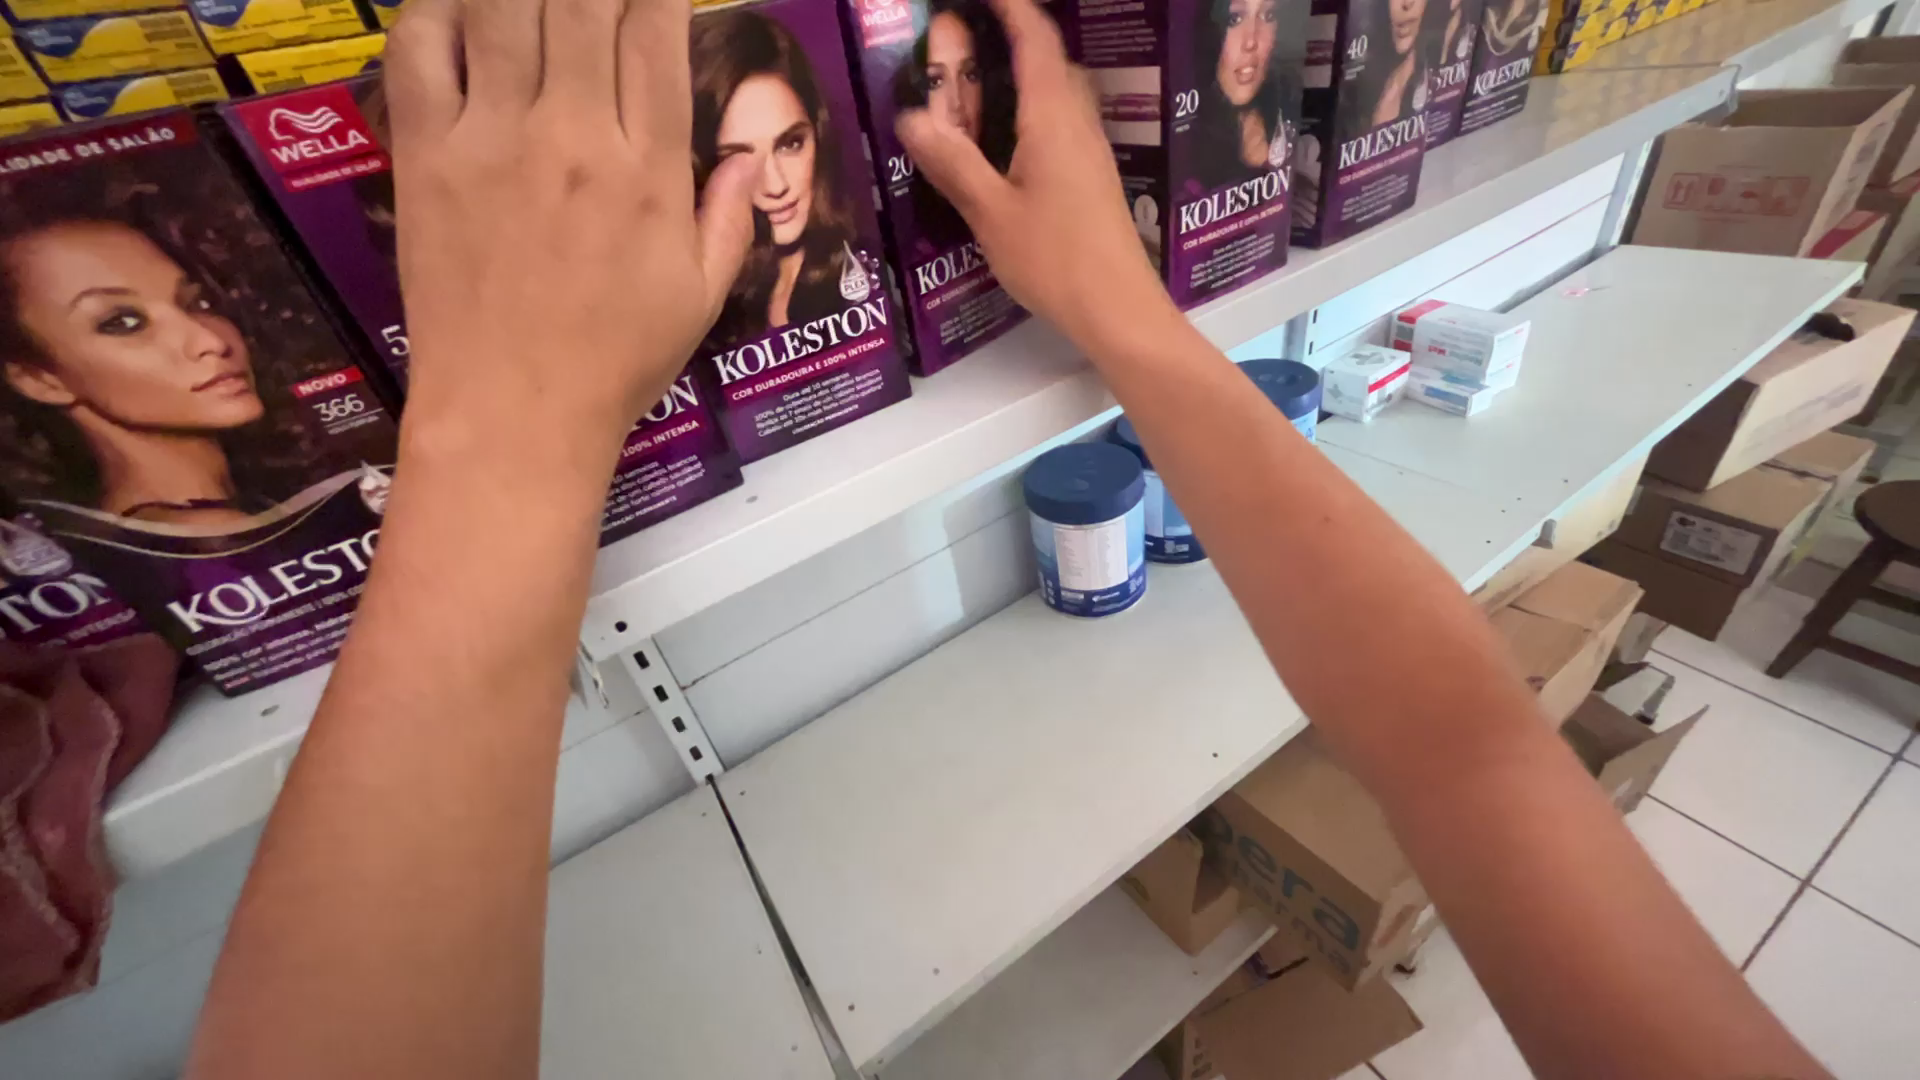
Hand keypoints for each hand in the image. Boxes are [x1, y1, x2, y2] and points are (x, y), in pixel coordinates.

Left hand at [382, 0, 755, 455]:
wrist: (517, 408)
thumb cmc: (621, 361)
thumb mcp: (701, 301)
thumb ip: (729, 221)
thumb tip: (748, 156)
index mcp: (647, 174)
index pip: (655, 38)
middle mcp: (572, 135)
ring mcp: (492, 136)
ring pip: (501, 3)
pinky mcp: (425, 150)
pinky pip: (420, 43)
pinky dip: (439, 4)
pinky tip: (462, 5)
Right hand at [895, 0, 1178, 357]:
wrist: (1117, 308)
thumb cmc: (1054, 259)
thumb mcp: (992, 214)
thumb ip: (954, 164)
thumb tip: (910, 117)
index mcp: (1052, 117)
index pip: (1034, 37)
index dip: (1009, 6)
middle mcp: (1079, 123)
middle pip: (1052, 61)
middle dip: (1016, 40)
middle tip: (971, 48)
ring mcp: (1093, 153)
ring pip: (1062, 96)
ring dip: (1029, 80)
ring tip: (986, 93)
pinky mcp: (1097, 182)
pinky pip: (1066, 128)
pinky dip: (1038, 117)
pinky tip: (1015, 148)